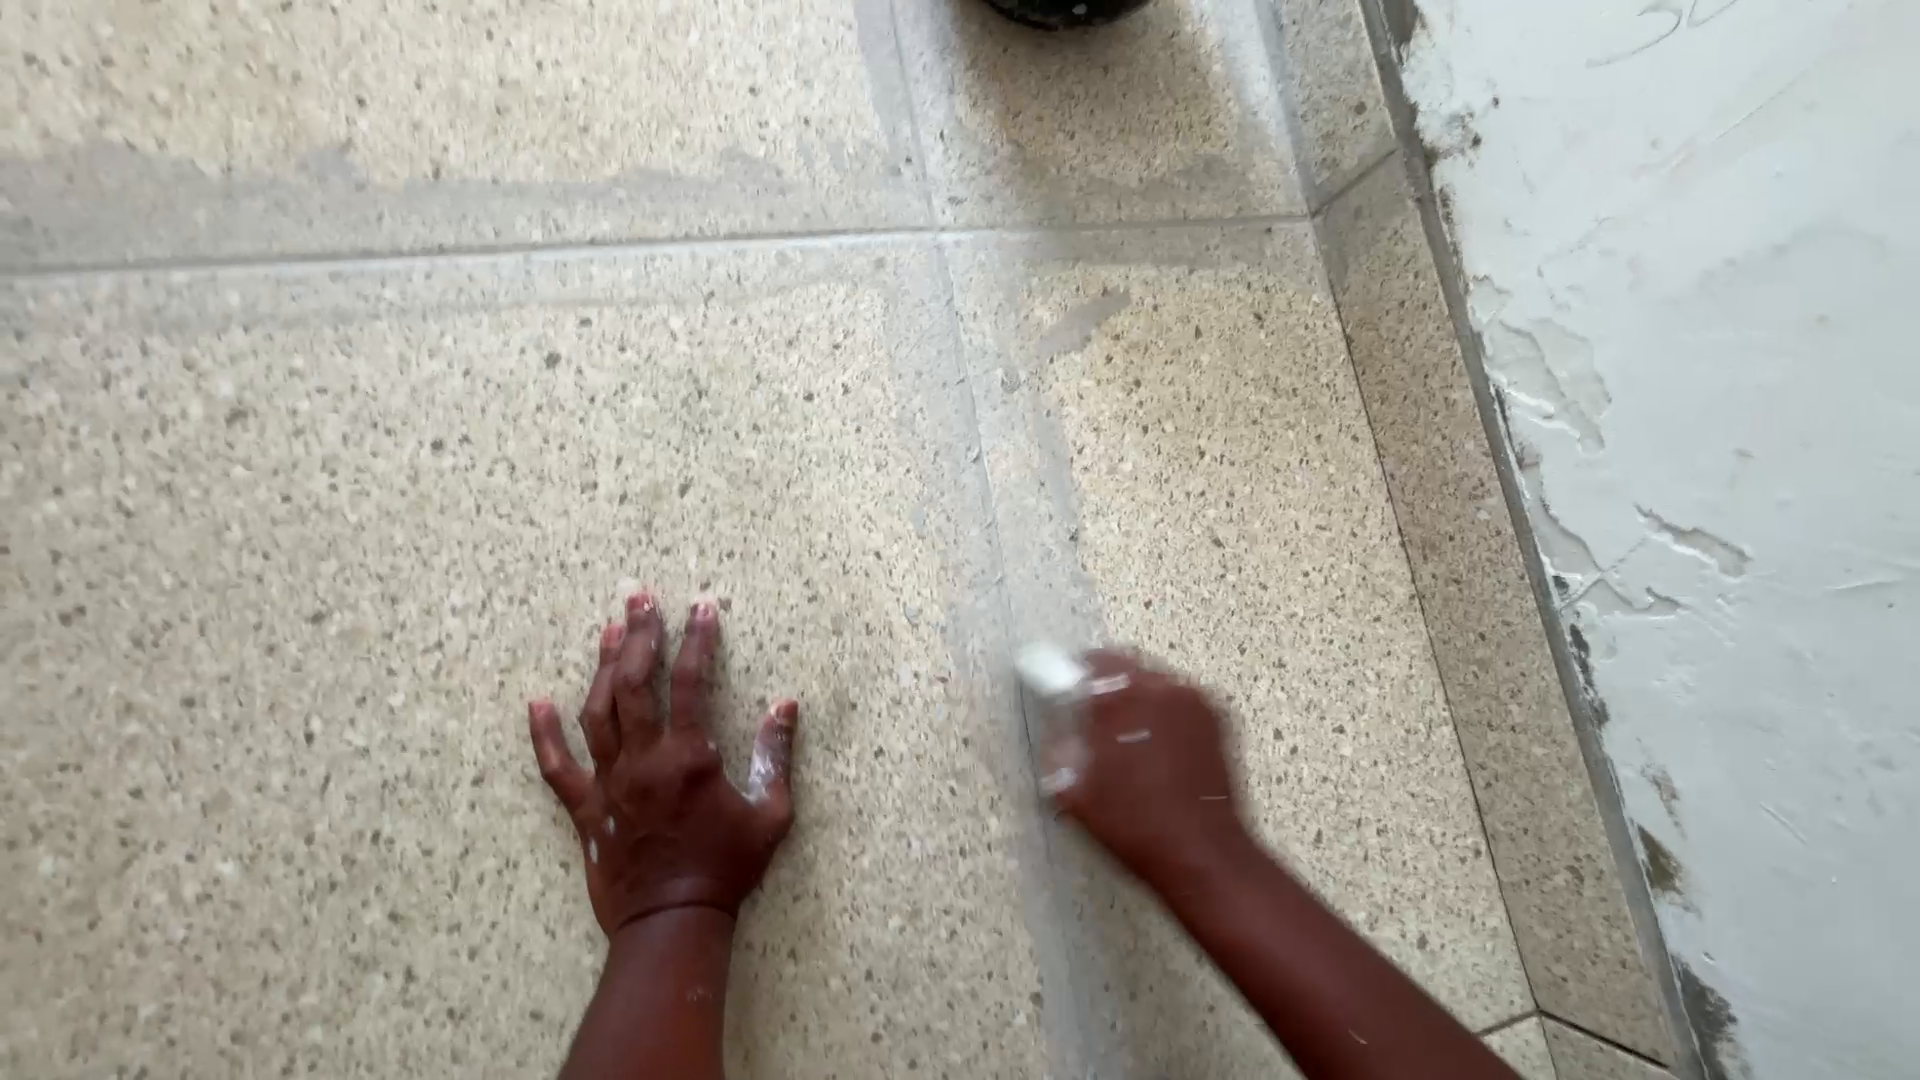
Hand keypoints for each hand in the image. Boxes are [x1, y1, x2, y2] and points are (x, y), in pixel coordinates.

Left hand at [528, 592, 797, 935]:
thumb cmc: (728, 867)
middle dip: (640, 636)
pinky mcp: (586, 810)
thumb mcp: (771, 813)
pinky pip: (557, 768)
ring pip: (597, 713)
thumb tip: (786, 705)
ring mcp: (609, 783)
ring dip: (601, 668)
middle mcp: (644, 760)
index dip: (697, 640)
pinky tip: (536, 704)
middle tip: (640, 598)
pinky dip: (543, 736)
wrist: (674, 920)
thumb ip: (777, 754)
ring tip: (608, 630)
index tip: (703, 607)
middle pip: (634, 685)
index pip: (690, 682)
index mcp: (690, 757)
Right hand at [1043, 650, 1254, 891]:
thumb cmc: (1136, 825)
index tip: (1066, 686)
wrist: (1202, 855)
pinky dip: (1166, 711)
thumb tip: (1062, 735)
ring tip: (1129, 731)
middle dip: (1108, 684)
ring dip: (1139, 696)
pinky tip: (1157, 742)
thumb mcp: (1077, 792)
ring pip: (1156, 681)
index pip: (1092, 662)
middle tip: (1095, 712)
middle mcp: (1161, 688)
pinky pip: (1181, 700)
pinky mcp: (1218, 719)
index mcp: (1121, 699)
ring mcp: (1194, 701)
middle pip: (1126, 666)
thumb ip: (1062, 750)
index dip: (1075, 672)